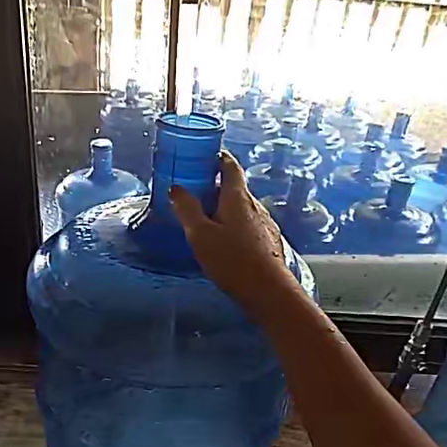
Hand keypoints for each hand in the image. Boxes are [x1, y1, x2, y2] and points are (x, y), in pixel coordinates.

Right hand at [169, 150, 301, 314]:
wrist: (268, 291)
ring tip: (209, 219)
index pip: (230, 166)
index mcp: (237, 198)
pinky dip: (236, 226)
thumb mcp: (200, 235)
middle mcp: (255, 206)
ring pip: (243, 209)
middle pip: (236, 188)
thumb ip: (187, 210)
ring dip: (227, 209)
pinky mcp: (269, 243)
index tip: (207, 156)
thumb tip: (177, 189)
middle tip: (198, 191)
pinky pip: (250, 226)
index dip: (218, 158)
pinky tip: (227, 242)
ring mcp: (266, 224)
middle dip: (218, 187)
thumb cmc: (232, 261)